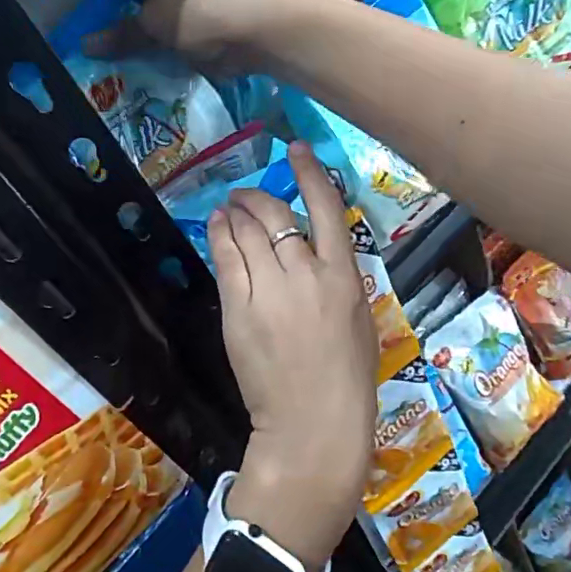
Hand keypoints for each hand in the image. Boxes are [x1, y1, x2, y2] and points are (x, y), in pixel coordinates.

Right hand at [88, 0, 291, 75]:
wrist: (264, 26)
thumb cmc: (200, 13)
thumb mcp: (153, 24)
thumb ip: (120, 34)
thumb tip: (84, 44)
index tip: (87, 22)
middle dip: (114, 24)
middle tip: (97, 57)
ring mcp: (188, 1)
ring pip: (152, 21)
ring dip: (138, 44)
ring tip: (119, 72)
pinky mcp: (204, 25)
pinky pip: (172, 39)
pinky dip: (161, 54)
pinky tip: (150, 75)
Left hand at [207, 142, 378, 571]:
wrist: (313, 422)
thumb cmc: (345, 380)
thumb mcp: (356, 321)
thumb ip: (334, 283)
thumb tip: (312, 257)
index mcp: (345, 276)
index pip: (327, 208)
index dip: (308, 172)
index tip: (294, 150)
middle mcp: (306, 272)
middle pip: (274, 214)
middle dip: (254, 196)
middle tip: (242, 193)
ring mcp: (269, 289)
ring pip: (244, 231)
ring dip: (232, 212)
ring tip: (225, 208)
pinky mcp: (238, 307)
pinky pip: (225, 258)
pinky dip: (218, 236)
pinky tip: (215, 228)